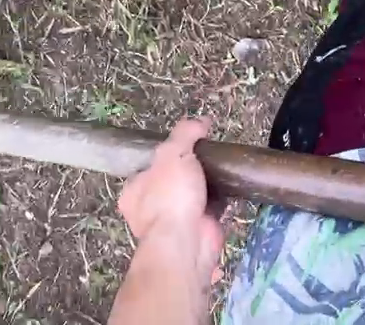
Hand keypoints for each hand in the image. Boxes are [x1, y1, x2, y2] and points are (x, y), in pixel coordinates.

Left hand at [117, 118, 223, 272]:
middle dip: (191, 167)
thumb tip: (202, 121)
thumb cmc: (170, 196)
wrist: (187, 243)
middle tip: (208, 153)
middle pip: (174, 177)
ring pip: (194, 191)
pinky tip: (230, 184)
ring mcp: (175, 220)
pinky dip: (221, 196)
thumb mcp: (173, 153)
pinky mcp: (198, 228)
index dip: (168, 151)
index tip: (188, 142)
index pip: (149, 165)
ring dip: (208, 182)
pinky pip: (211, 205)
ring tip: (222, 166)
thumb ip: (185, 133)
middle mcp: (150, 207)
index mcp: (135, 190)